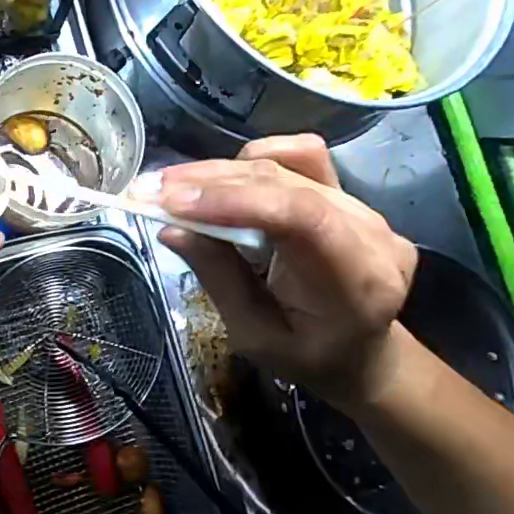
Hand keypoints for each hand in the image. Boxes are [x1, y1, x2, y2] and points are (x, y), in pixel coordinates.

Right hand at [153, 134, 416, 405]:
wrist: (360, 352)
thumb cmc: (307, 356)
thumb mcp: (254, 335)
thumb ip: (219, 279)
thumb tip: (171, 230)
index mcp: (357, 280)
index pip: (300, 217)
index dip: (233, 201)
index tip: (170, 203)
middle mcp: (369, 231)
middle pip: (284, 183)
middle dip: (208, 183)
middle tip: (144, 192)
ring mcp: (361, 206)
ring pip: (284, 164)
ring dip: (218, 172)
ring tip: (166, 186)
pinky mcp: (344, 193)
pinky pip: (298, 157)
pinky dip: (249, 164)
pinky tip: (215, 182)